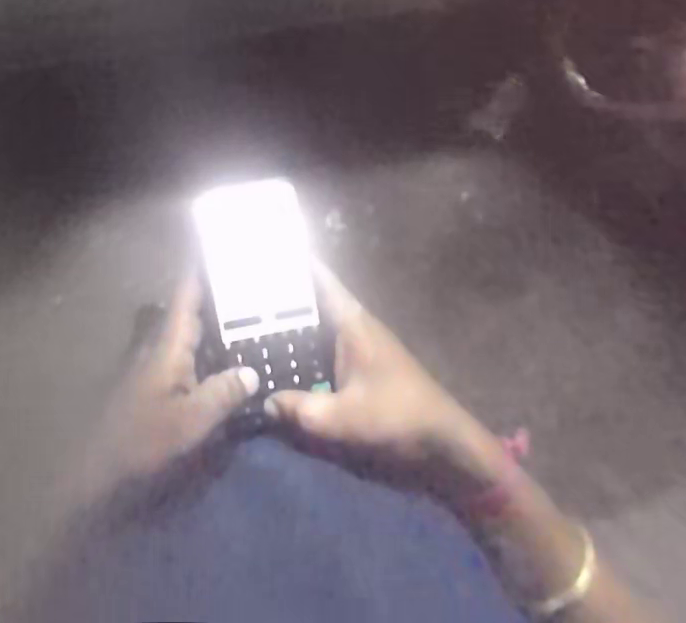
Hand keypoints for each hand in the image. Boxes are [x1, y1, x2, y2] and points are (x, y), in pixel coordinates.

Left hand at [78, 273, 259, 499]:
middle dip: (215, 294)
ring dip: (210, 322)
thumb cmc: (142, 437)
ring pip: (187, 332)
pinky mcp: (152, 381)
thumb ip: (223, 393)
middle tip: (248, 285)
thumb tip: (253, 371)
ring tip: (245, 317)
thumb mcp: (190, 420)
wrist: (95, 467)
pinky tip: (224, 358)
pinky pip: (184, 352)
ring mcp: (153, 362)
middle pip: (189, 310)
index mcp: (170, 344)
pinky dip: (204, 347)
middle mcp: (160, 345)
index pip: (187, 295)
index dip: (201, 270)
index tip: (218, 247)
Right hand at [265, 265, 503, 500]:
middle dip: (282, 293)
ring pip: (317, 322)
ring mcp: (359, 343)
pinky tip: (279, 356)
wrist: (442, 439)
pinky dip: (303, 345)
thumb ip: (301, 409)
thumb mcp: (342, 418)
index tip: (266, 247)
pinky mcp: (360, 363)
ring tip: (250, 317)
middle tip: (243, 288)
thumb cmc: (396, 416)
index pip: (321, 278)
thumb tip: (264, 402)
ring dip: (291, 321)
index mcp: (352, 322)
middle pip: (313, 299)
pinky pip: (323, 344)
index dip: (296, 260)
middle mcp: (354, 324)